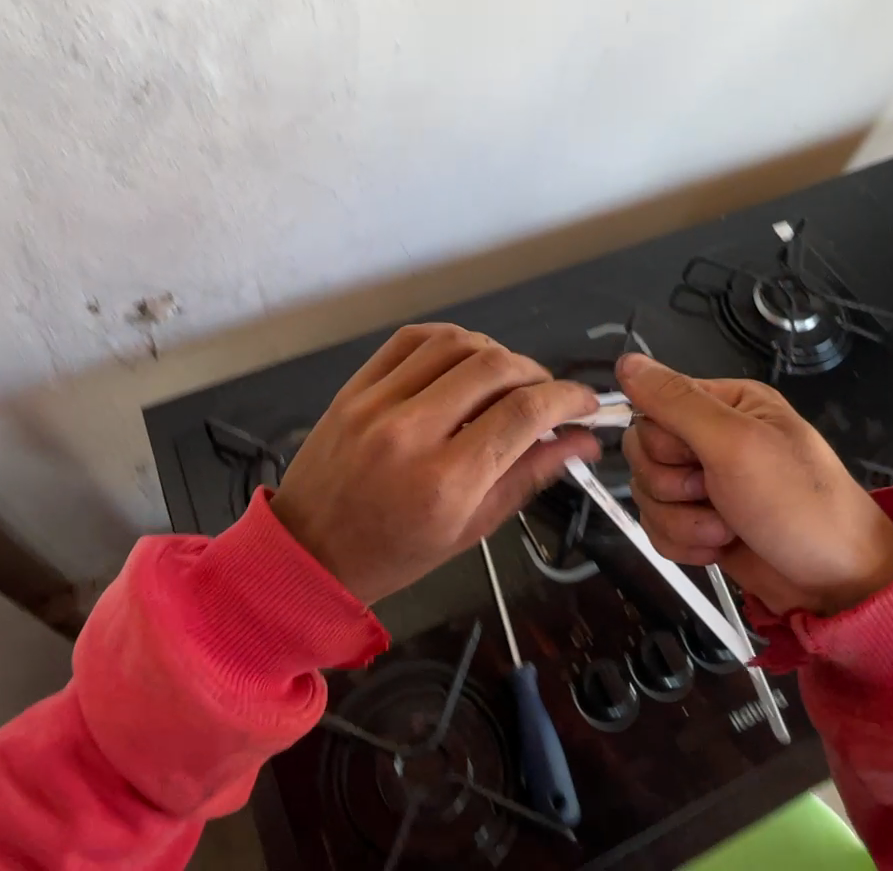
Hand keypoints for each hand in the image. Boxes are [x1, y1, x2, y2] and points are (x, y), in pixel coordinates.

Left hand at [272, 324, 600, 603]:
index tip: (584, 403)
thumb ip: (529, 476)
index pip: (523, 413)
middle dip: (536, 373)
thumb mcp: (471, 528)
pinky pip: (411, 339)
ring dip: (496, 352)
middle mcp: (410, 431)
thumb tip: (584, 441)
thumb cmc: (394, 553)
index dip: (567, 398)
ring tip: (506, 379)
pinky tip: (462, 360)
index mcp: (445, 481)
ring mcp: (376, 402)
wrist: (308, 550)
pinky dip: (449, 340)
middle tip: (546, 395)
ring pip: (456, 343)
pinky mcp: (354, 386)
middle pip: (495, 367)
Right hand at [616, 353, 892, 614]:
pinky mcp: (698, 524)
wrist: (839, 586)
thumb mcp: (736, 443)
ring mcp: (703, 484)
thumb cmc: (797, 505)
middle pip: (642, 455)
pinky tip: (719, 548)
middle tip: (716, 494)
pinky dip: (684, 543)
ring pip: (646, 495)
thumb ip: (676, 402)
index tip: (698, 460)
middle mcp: (709, 438)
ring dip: (682, 521)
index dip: (663, 443)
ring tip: (727, 529)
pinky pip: (657, 527)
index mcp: (724, 404)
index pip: (650, 410)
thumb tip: (625, 360)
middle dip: (673, 486)